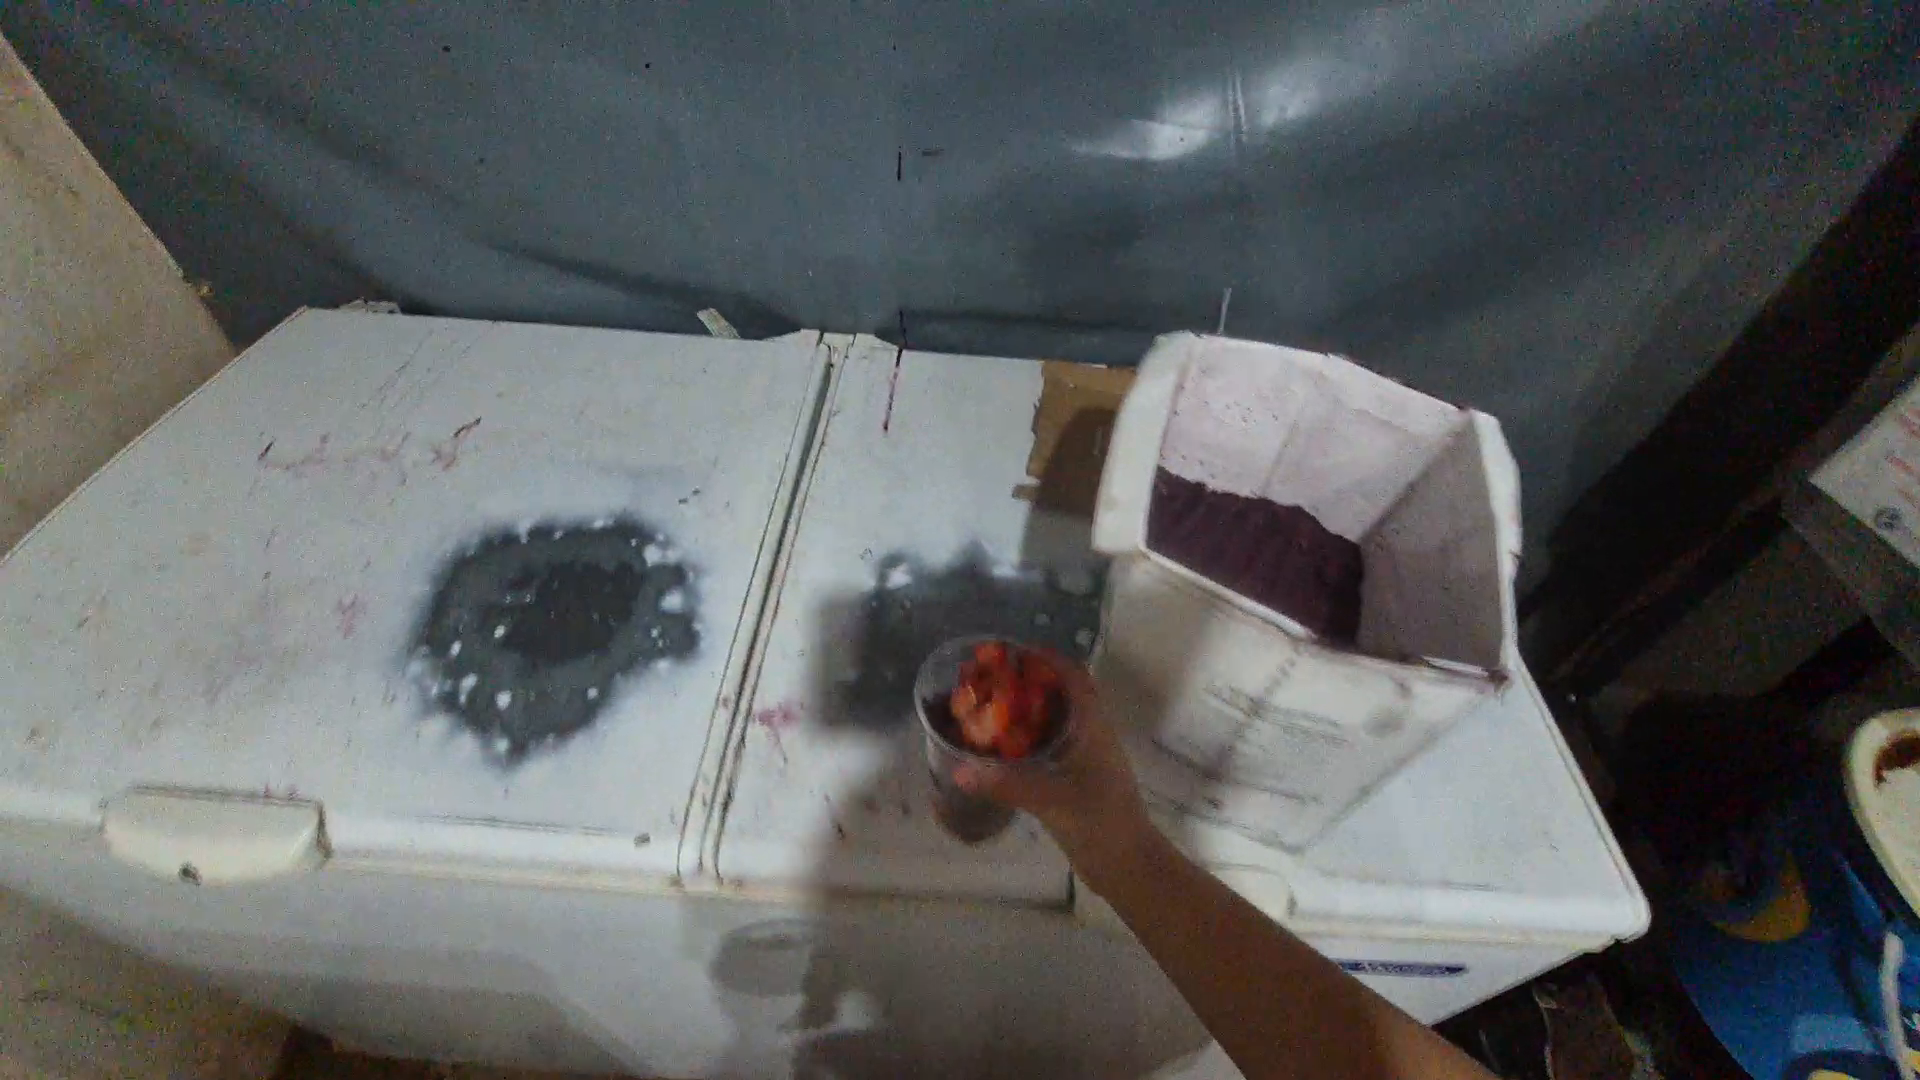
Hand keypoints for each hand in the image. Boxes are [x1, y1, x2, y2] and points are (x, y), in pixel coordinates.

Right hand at [952, 653, 1159, 891]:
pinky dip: (1027, 738)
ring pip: (1055, 719)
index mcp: (1093, 726)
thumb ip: (1007, 784)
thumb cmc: (1101, 823)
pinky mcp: (1076, 777)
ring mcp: (1085, 756)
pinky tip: (1000, 747)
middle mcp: (1090, 733)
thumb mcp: (1052, 800)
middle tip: (992, 680)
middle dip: (1030, 682)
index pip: (1074, 676)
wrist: (1128, 866)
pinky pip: (1050, 744)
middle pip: (1062, 693)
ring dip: (1028, 710)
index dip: (1047, 659)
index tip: (1013, 653)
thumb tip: (961, 770)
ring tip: (990, 707)